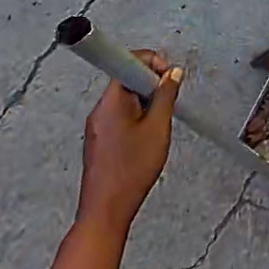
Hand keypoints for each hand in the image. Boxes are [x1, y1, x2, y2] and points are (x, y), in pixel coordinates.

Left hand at [77, 50, 182, 232]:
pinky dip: (135, 118)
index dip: (150, 61)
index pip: (127, 61)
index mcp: (112, 100)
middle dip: (150, 86)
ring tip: (156, 126)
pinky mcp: (98, 138)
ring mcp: (97, 124)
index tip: (165, 71)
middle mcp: (100, 108)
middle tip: (166, 103)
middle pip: (127, 79)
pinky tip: (144, 139)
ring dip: (144, 103)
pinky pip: (118, 115)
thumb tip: (172, 74)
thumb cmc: (130, 172)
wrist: (107, 208)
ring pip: (124, 98)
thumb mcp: (159, 127)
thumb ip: (166, 95)